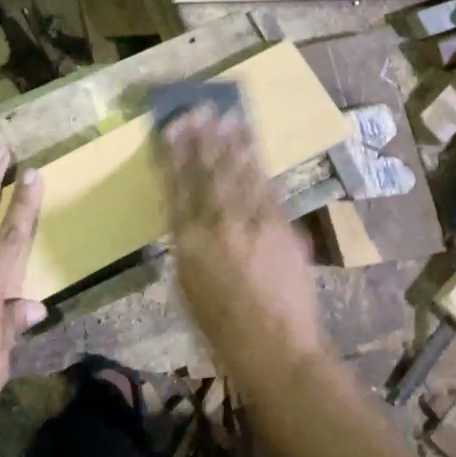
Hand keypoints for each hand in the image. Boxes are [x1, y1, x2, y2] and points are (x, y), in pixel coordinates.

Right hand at [158, 106, 324, 375]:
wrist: (276, 348)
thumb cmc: (219, 325)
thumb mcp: (184, 283)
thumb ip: (185, 243)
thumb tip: (186, 216)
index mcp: (187, 239)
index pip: (178, 184)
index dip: (174, 153)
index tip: (172, 126)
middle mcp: (219, 223)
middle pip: (208, 170)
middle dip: (203, 136)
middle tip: (199, 108)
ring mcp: (255, 223)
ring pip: (240, 173)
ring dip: (232, 142)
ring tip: (226, 117)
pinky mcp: (284, 229)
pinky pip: (268, 189)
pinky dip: (258, 166)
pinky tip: (252, 150)